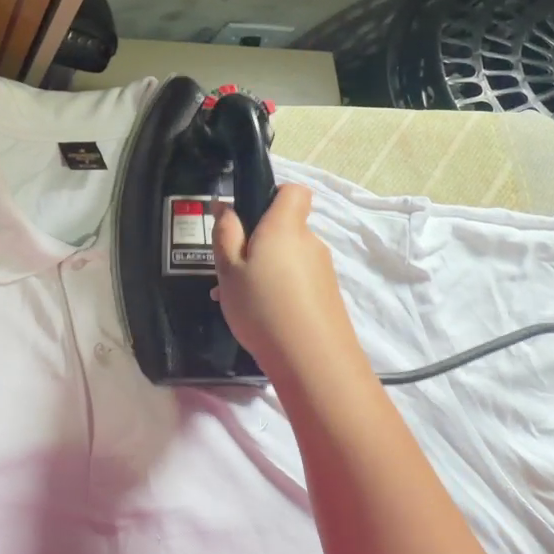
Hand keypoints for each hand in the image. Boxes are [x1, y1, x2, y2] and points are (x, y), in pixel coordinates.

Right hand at [211, 184, 358, 374]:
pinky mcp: (328, 295)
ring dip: (266, 267)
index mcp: (285, 227)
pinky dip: (279, 287)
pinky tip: (260, 314)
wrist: (313, 363)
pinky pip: (297, 278)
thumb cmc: (262, 307)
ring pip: (288, 256)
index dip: (272, 194)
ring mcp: (322, 270)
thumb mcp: (228, 269)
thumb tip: (225, 206)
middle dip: (259, 239)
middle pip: (286, 226)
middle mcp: (310, 242)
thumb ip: (226, 233)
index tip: (247, 216)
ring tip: (240, 297)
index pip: (294, 191)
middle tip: (231, 266)